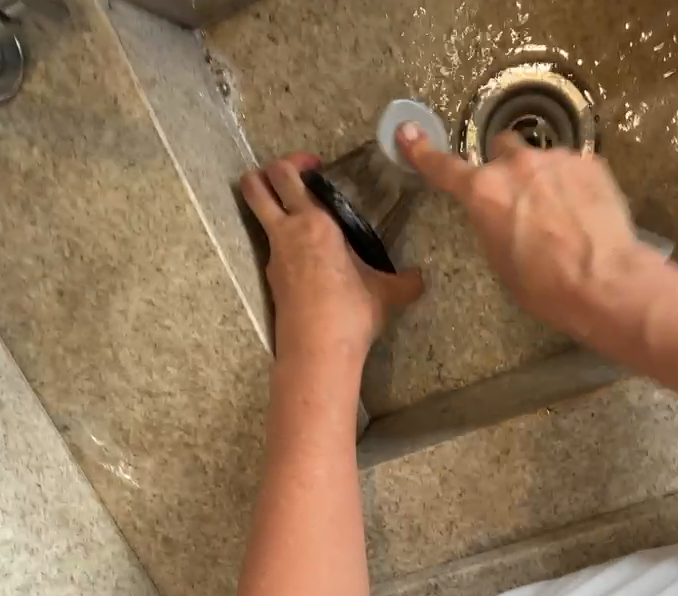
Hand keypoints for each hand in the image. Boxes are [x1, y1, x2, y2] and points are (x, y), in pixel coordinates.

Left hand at [241, 153, 422, 363]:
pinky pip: (273, 248)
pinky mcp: (273, 280)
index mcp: (316, 223)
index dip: (297, 162)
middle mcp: (287, 232)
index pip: (289, 175)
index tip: (316, 166)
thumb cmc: (351, 313)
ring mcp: (275, 256)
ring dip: (268, 204)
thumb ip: (404, 282)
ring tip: (296, 213)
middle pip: (256, 185)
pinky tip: (307, 259)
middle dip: (266, 172)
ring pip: (257, 214)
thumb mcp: (385, 295)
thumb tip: (421, 280)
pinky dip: (284, 242)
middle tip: (292, 177)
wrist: (317, 351)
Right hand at [398, 126, 652, 339]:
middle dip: (505, 167)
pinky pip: (572, 168)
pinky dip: (573, 185)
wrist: (604, 282)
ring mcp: (556, 159)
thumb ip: (491, 225)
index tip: (410, 136)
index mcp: (484, 194)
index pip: (446, 169)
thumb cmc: (546, 287)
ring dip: (543, 178)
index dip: (425, 154)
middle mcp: (516, 166)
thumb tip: (496, 214)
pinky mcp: (590, 163)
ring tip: (561, 216)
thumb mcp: (502, 264)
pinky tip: (583, 214)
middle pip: (501, 149)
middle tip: (519, 199)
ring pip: (540, 159)